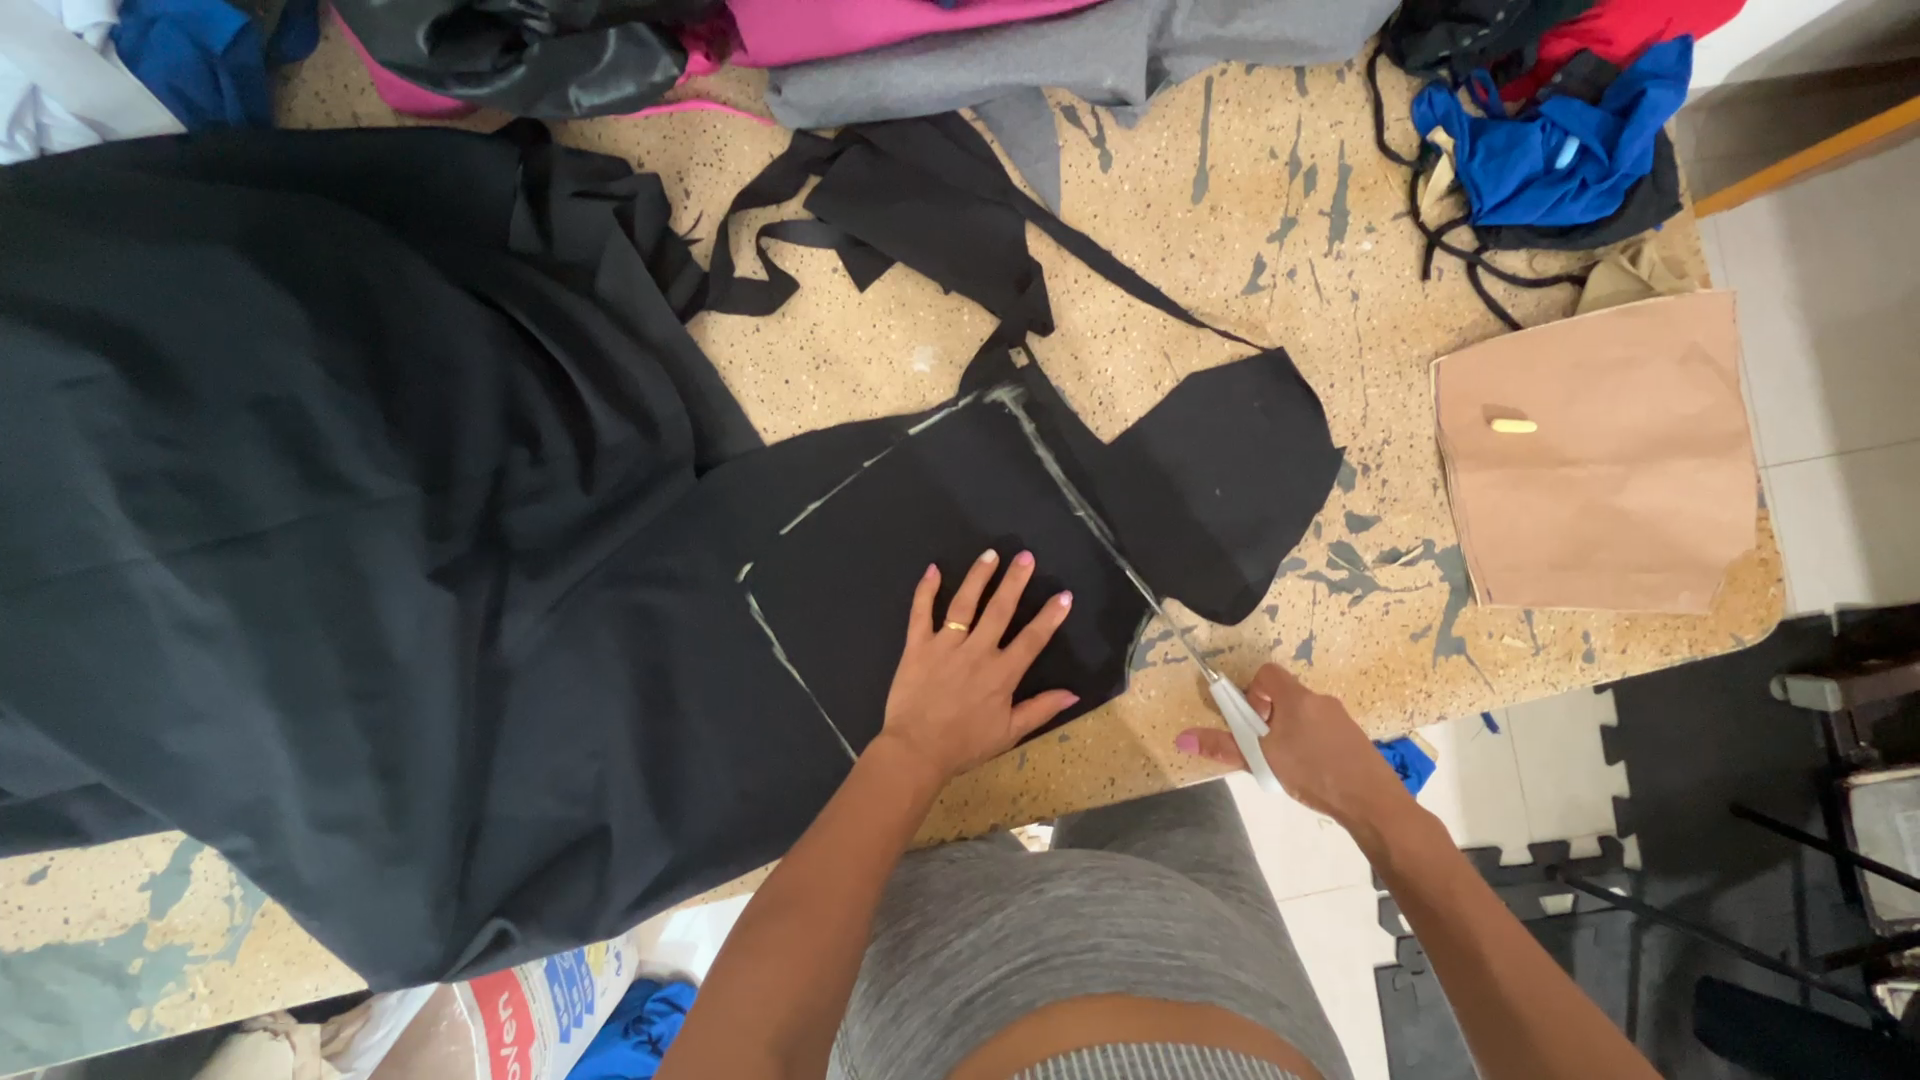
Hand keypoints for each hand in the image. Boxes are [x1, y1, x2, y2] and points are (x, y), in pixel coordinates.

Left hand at [877, 548, 1077, 779]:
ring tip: (990, 554)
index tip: (1064, 595)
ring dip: (978, 577)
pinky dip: (926, 590)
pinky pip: (921, 613)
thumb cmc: (964, 745)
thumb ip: (1041, 709)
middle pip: (1000, 610)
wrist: (916, 751)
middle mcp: (976, 652)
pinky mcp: (917, 646)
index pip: (1032, 639)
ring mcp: (945, 645)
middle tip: (1026, 557)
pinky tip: (933, 569)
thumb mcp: (1009, 733)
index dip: (1050, 616)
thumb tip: (1073, 693)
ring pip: (964, 603)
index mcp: (1001, 673)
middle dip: (1015, 581)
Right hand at [1174, 663, 1410, 827]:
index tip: (1254, 722)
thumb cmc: (1313, 774)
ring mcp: (1341, 718)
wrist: (1373, 802)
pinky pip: (1322, 729)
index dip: (1253, 692)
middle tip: (1267, 749)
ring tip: (1288, 766)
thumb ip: (1222, 747)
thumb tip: (1182, 738)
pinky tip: (1312, 773)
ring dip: (1289, 733)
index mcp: (1297, 698)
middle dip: (1269, 719)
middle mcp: (1320, 700)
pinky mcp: (1355, 737)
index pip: (1267, 673)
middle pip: (1284, 695)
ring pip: (1303, 715)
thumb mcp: (1261, 761)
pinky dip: (1310, 744)